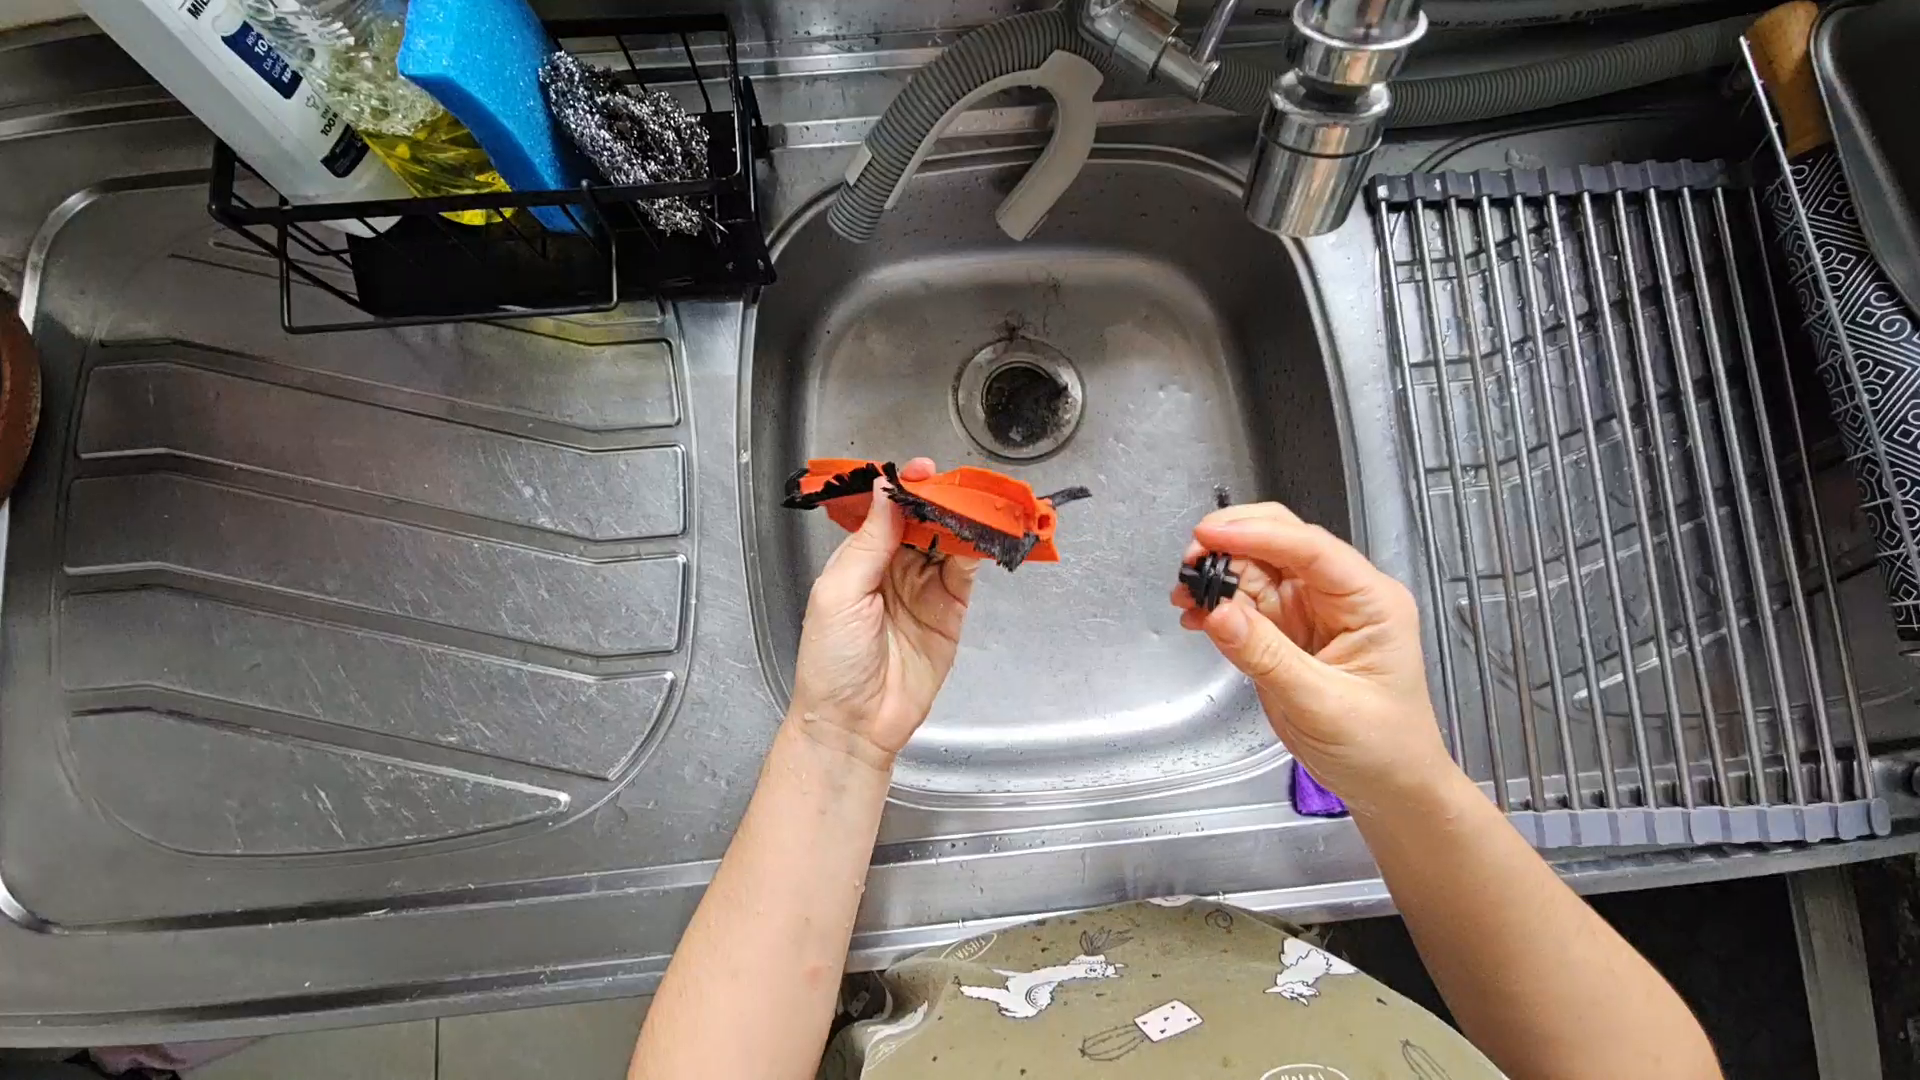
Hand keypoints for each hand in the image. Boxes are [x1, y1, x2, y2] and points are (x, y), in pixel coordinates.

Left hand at [790, 458, 979, 767]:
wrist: (855, 724)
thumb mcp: (840, 592)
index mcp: (860, 558)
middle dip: (939, 500)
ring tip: (976, 504)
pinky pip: (964, 574)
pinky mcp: (949, 611)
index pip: (887, 512)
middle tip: (957, 484)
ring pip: (947, 542)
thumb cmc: (832, 659)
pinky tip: (981, 536)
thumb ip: (869, 541)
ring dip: (961, 522)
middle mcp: (894, 567)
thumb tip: (886, 490)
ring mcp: (924, 589)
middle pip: (923, 522)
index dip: (905, 489)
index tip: (923, 471)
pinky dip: (975, 552)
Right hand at [1170, 502, 1457, 811]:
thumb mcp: (1321, 704)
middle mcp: (1340, 594)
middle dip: (1231, 543)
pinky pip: (1245, 601)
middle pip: (1281, 542)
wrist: (1388, 785)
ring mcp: (1311, 609)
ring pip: (1256, 567)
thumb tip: (1216, 612)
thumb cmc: (1378, 747)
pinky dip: (1216, 603)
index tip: (1207, 535)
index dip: (1256, 535)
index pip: (1310, 548)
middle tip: (1189, 561)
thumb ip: (1266, 656)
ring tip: (1184, 595)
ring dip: (1217, 573)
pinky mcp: (1286, 628)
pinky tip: (1196, 616)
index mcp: (1369, 600)